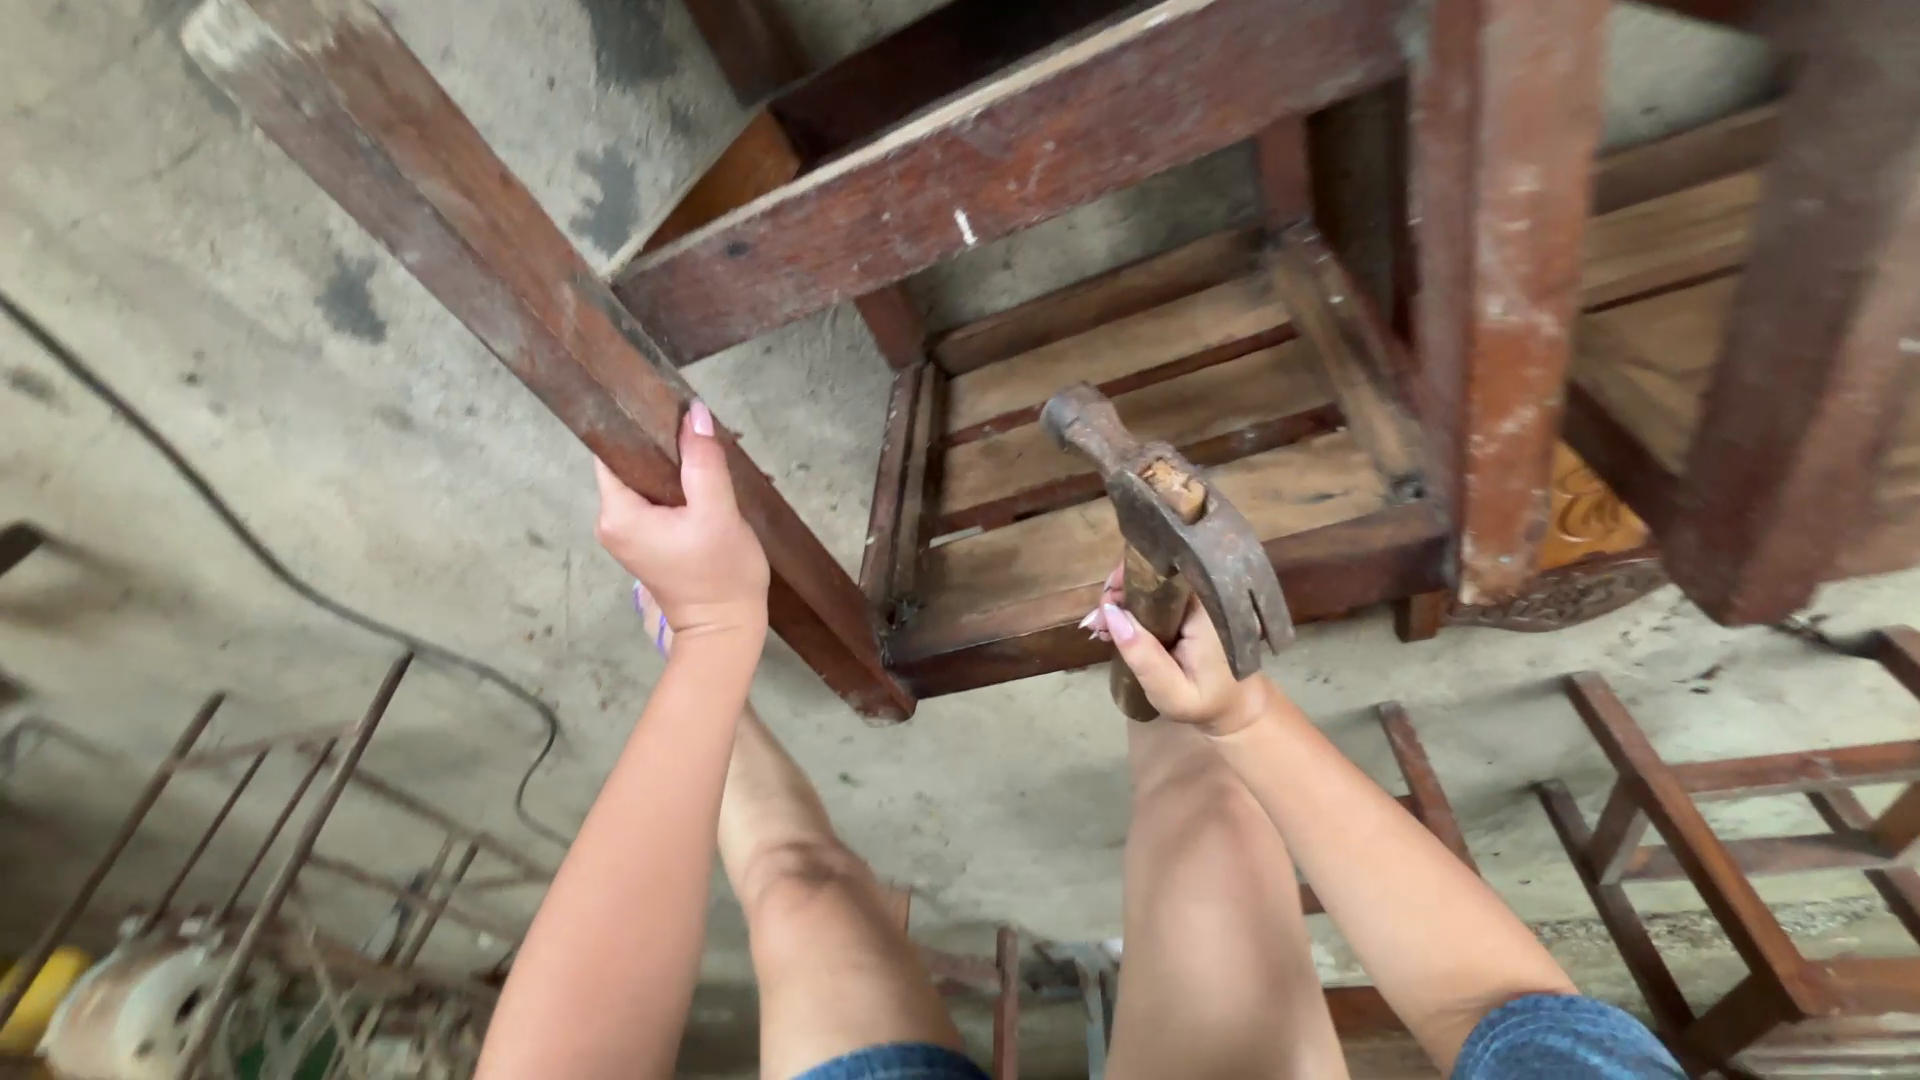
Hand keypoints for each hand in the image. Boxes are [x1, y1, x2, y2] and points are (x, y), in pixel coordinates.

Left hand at [593, 401, 769, 640]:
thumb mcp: (717, 513)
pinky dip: (684, 488)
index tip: (673, 408)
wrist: (727, 629)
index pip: (612, 450)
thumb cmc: (721, 574)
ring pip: (650, 481)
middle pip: (633, 463)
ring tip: (719, 456)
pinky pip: (660, 501)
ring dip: (683, 466)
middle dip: (671, 446)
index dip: (639, 425)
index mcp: (617, 513)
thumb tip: (694, 412)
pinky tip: (714, 482)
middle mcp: (612, 522)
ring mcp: (630, 534)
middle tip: (711, 436)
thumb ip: (703, 462)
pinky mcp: (649, 542)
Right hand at [1082, 566, 1270, 735]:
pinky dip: (1132, 611)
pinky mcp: (1189, 609)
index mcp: (1206, 610)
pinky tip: (1115, 629)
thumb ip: (1144, 657)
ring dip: (1122, 603)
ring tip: (1101, 628)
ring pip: (1150, 588)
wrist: (1236, 706)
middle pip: (1154, 577)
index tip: (1106, 601)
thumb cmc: (1207, 703)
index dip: (1130, 578)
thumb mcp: (1172, 692)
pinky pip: (1155, 600)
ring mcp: (1197, 601)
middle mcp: (1204, 596)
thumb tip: (1111, 613)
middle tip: (1096, 623)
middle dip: (1119, 594)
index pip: (1164, 574)